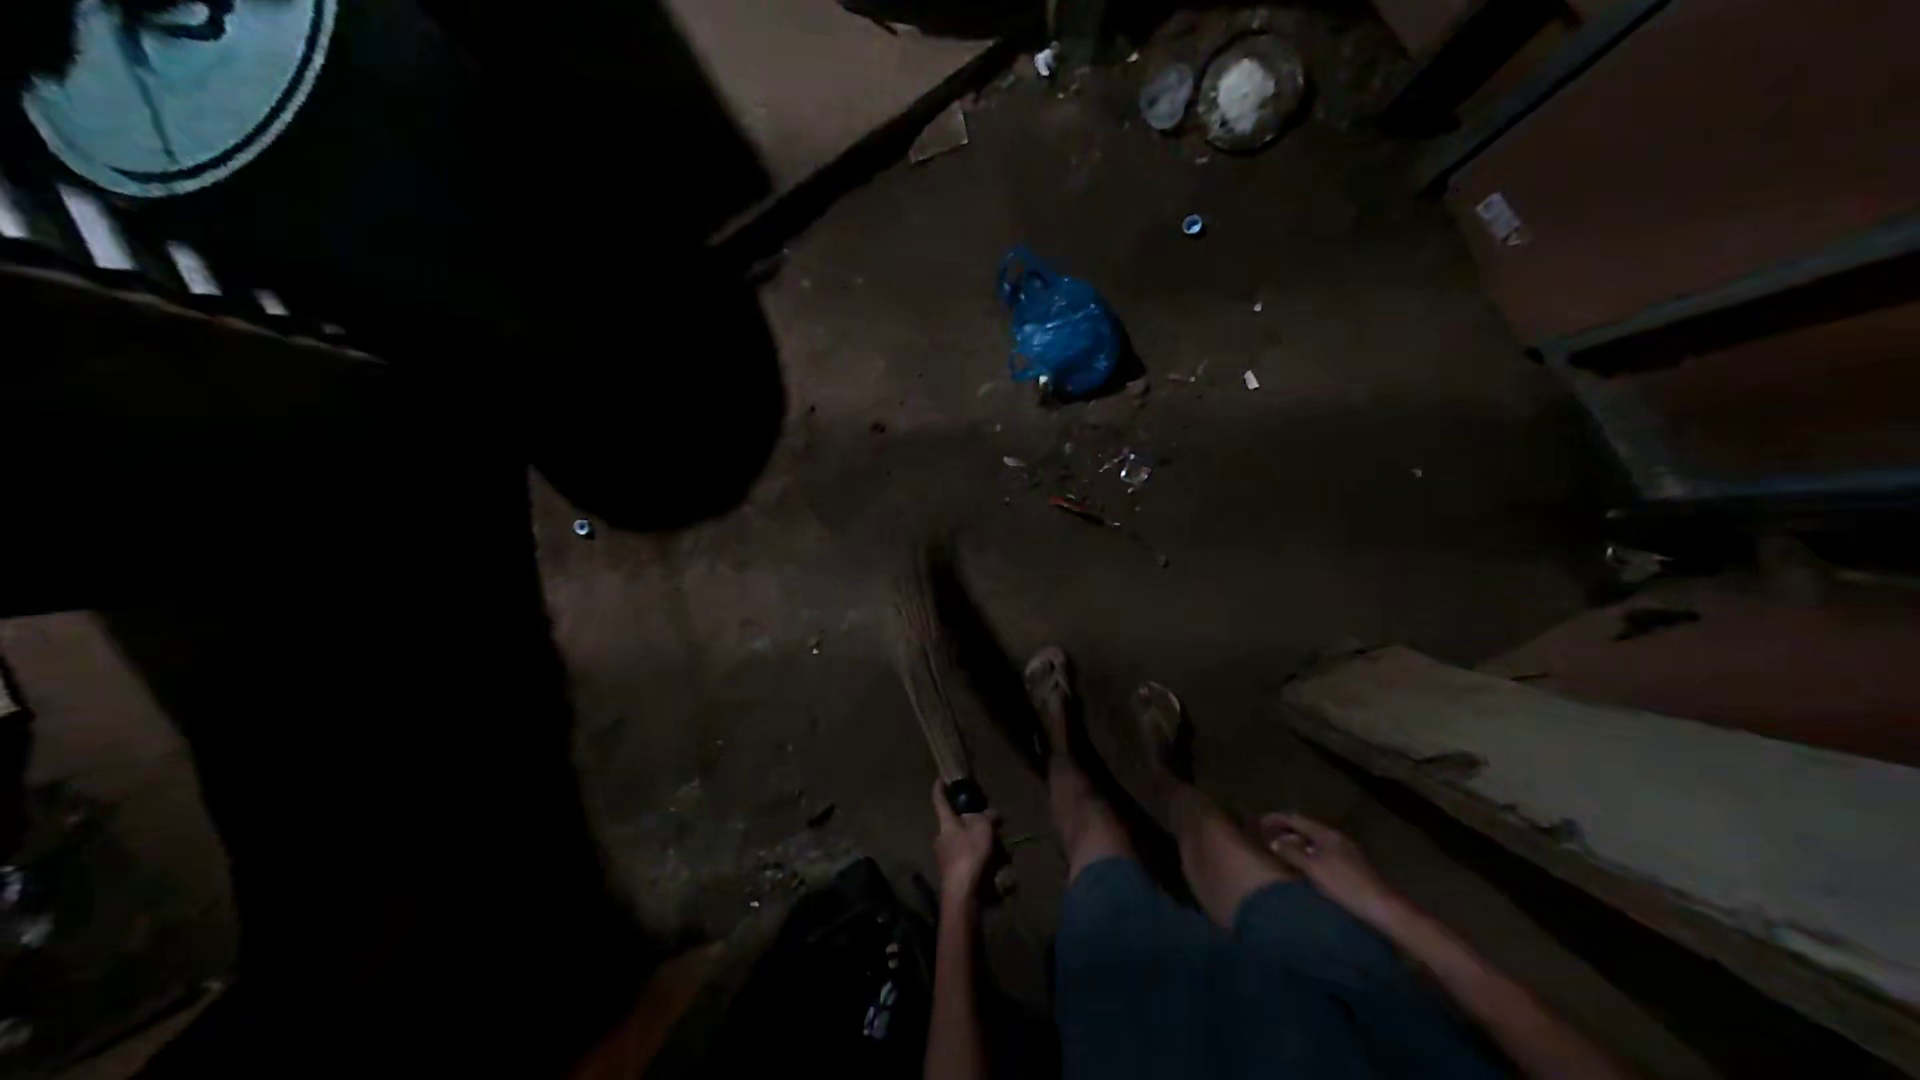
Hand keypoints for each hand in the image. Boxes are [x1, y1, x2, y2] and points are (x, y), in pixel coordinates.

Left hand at [931, 780, 998, 904]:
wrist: (963, 894)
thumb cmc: (969, 854)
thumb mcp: (984, 828)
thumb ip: (989, 817)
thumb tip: (993, 814)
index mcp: (945, 823)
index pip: (938, 799)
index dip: (940, 787)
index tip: (942, 778)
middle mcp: (941, 839)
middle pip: (957, 824)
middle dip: (975, 824)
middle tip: (993, 826)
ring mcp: (947, 859)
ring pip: (966, 844)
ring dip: (983, 845)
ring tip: (1002, 852)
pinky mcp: (955, 875)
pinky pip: (971, 861)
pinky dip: (984, 862)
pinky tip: (999, 869)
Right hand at [1260, 812, 1405, 927]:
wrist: (1383, 908)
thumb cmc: (1344, 884)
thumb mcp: (1312, 867)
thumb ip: (1292, 852)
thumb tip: (1275, 841)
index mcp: (1326, 834)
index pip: (1296, 818)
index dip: (1277, 818)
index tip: (1260, 821)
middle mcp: (1336, 839)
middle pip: (1306, 829)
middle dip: (1286, 831)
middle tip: (1268, 837)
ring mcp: (1346, 853)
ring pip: (1315, 843)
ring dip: (1297, 844)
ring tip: (1281, 852)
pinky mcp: (1352, 868)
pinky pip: (1322, 854)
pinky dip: (1308, 855)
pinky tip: (1303, 868)